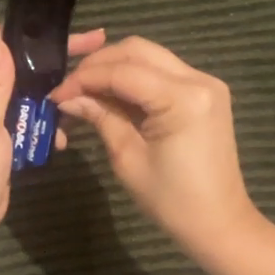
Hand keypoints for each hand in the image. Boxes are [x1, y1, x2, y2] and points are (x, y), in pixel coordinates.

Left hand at [0, 26, 106, 237]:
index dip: (27, 33)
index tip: (65, 30)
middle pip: (12, 64)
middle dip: (48, 60)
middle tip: (92, 49)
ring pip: (21, 90)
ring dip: (49, 94)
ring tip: (84, 92)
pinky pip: (23, 114)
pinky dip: (42, 120)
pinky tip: (62, 133)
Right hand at [49, 36, 256, 258]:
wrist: (218, 223)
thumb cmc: (171, 200)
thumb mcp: (127, 157)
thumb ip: (100, 117)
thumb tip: (68, 99)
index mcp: (182, 98)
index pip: (122, 72)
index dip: (84, 78)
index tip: (56, 95)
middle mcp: (198, 79)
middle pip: (137, 51)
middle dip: (98, 65)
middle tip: (69, 89)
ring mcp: (205, 83)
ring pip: (149, 56)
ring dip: (114, 68)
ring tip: (85, 92)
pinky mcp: (204, 93)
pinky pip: (161, 72)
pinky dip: (133, 77)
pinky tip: (111, 95)